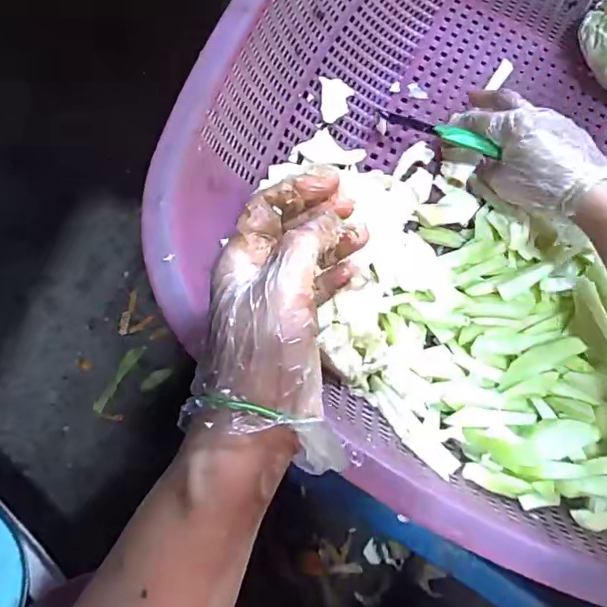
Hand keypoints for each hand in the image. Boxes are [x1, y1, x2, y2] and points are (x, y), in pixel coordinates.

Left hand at [190, 170, 365, 468]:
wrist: (257, 426)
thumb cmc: (265, 354)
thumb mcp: (283, 289)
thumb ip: (305, 244)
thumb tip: (327, 216)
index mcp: (242, 259)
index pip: (267, 207)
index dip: (299, 188)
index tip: (335, 180)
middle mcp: (256, 274)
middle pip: (288, 228)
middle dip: (319, 210)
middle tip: (354, 202)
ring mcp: (275, 300)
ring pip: (306, 256)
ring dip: (334, 240)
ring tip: (364, 232)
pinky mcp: (293, 325)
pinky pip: (316, 288)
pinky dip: (336, 274)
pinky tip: (355, 269)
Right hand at [453, 90, 606, 218]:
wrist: (592, 191)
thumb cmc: (542, 186)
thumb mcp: (503, 183)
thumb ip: (487, 169)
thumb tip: (483, 163)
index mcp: (510, 124)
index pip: (477, 120)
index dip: (460, 126)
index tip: (448, 130)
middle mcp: (530, 114)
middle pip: (503, 99)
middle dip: (485, 98)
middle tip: (473, 97)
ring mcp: (553, 119)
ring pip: (524, 109)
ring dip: (509, 111)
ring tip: (502, 120)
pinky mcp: (569, 129)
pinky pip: (541, 121)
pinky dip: (528, 124)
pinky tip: (528, 137)